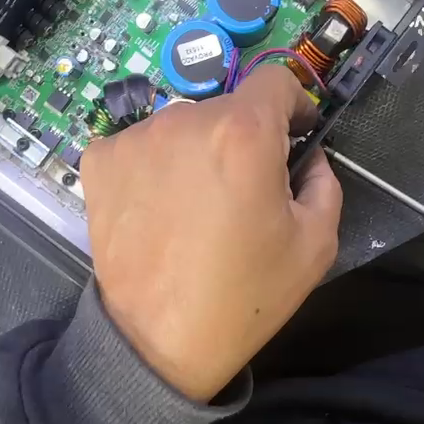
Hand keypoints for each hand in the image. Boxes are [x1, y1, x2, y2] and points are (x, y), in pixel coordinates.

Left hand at [80, 66, 341, 401]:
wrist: (158, 342)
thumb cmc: (244, 295)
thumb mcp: (316, 243)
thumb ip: (324, 180)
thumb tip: (306, 156)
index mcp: (243, 132)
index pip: (275, 80)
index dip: (292, 104)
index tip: (293, 134)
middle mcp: (184, 120)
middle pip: (227, 108)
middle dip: (244, 138)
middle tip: (244, 192)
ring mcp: (135, 138)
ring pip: (182, 127)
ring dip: (197, 151)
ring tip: (197, 207)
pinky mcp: (100, 161)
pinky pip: (141, 146)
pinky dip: (155, 166)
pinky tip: (160, 208)